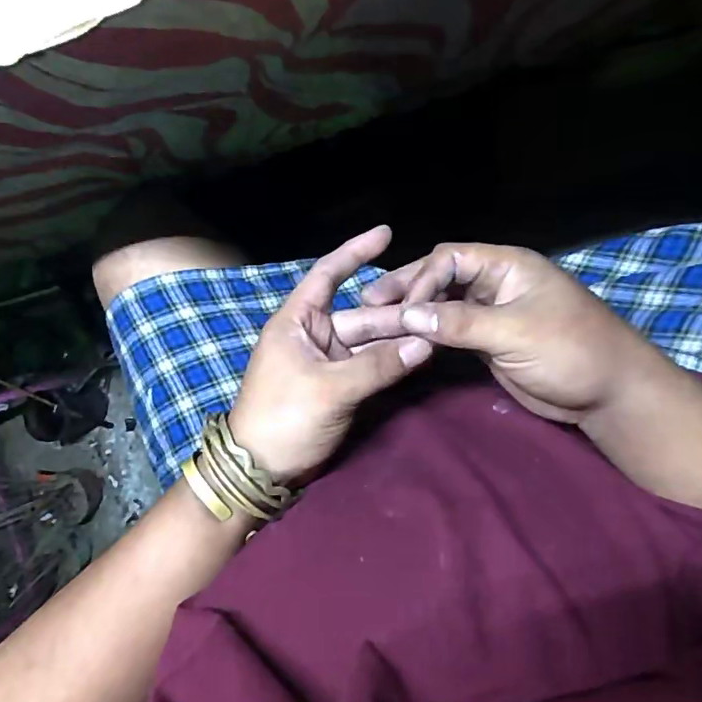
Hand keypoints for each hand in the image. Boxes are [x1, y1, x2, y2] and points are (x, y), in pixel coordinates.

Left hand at [226, 226, 433, 483]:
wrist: (261, 469)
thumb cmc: (284, 419)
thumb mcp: (330, 390)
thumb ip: (378, 366)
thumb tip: (425, 343)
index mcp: (296, 322)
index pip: (327, 275)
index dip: (354, 252)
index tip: (386, 233)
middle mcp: (311, 335)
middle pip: (360, 313)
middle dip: (396, 312)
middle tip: (440, 310)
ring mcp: (325, 362)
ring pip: (369, 342)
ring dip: (399, 339)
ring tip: (440, 332)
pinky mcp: (336, 386)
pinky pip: (369, 366)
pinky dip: (391, 362)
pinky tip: (421, 356)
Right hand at [360, 242, 664, 423]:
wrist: (607, 394)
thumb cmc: (571, 350)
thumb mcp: (514, 332)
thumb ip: (459, 322)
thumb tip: (406, 314)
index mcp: (507, 266)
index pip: (450, 258)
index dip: (421, 279)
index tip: (402, 309)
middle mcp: (495, 283)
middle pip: (440, 276)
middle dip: (406, 289)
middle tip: (368, 305)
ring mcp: (490, 312)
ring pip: (442, 303)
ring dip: (413, 312)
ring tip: (377, 322)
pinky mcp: (487, 340)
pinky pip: (449, 330)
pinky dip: (427, 333)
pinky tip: (404, 340)